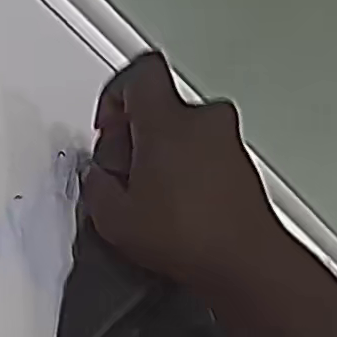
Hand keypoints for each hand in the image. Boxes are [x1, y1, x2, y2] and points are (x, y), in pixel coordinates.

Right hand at [81, 52, 292, 297]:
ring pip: (182, 129)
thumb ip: (95, 185)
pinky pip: (203, 150)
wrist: (241, 261)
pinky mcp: (240, 163)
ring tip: (146, 196)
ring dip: (160, 154)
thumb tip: (97, 178)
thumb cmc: (188, 236)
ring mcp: (228, 140)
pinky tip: (170, 207)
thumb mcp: (113, 216)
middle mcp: (204, 121)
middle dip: (134, 135)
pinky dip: (183, 168)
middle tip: (120, 170)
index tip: (107, 126)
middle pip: (159, 106)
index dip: (115, 96)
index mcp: (168, 122)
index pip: (140, 74)